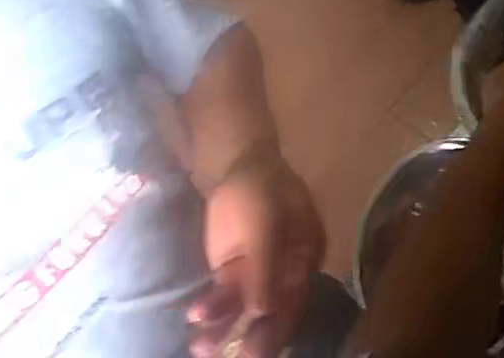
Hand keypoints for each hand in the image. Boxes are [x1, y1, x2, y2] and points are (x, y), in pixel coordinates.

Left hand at [186, 150, 325, 357]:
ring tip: (200, 344)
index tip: (253, 353)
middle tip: (222, 357)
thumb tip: (265, 312)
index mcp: (306, 254)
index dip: (277, 329)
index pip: (296, 300)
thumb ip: (265, 266)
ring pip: (246, 313)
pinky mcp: (236, 274)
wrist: (236, 165)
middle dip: (249, 338)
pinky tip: (197, 315)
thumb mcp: (264, 222)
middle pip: (273, 313)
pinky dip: (213, 313)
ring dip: (224, 331)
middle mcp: (288, 269)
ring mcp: (260, 272)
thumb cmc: (259, 187)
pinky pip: (227, 303)